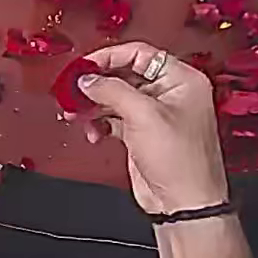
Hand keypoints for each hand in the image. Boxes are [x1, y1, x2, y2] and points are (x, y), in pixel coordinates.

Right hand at [77, 42, 229, 214]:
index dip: (110, 57)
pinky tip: (93, 132)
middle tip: (74, 89)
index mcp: (181, 80)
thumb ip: (112, 90)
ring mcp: (155, 114)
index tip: (85, 66)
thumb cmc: (181, 161)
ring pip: (116, 97)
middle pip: (125, 75)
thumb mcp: (143, 116)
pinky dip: (100, 122)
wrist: (183, 203)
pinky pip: (114, 118)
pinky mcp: (142, 133)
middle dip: (97, 83)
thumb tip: (87, 79)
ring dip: (94, 104)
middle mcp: (170, 93)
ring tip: (75, 112)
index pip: (140, 54)